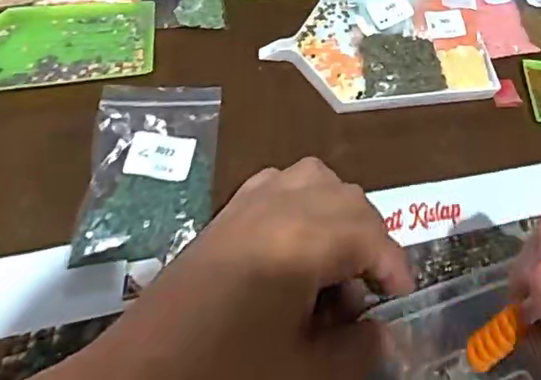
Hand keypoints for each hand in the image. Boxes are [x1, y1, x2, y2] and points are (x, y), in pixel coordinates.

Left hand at [51, 157, 412, 379]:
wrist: (138, 373)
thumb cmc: (224, 372)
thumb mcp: (299, 373)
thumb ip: (354, 351)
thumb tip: (385, 333)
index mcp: (303, 237)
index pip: (370, 232)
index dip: (394, 265)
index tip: (402, 301)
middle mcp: (283, 202)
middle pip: (349, 200)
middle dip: (370, 241)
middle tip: (367, 296)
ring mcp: (252, 198)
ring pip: (319, 180)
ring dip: (340, 216)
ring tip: (334, 269)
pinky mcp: (230, 208)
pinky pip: (284, 183)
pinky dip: (305, 202)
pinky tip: (295, 247)